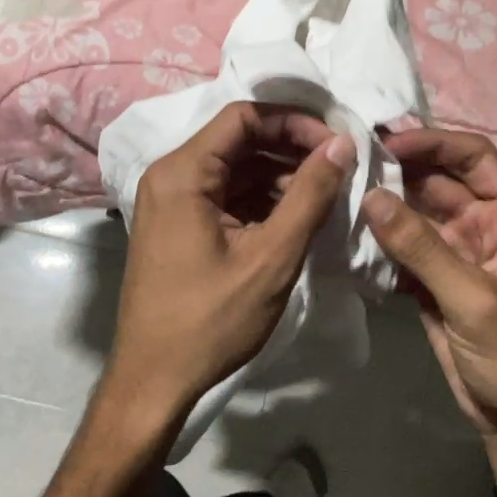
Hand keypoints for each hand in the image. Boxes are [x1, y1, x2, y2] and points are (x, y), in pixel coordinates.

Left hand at [103, 102, 355, 425]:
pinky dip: (262, 201)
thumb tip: (342, 144)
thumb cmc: (210, 320)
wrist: (154, 380)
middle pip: (238, 140)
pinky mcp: (179, 227)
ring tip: (328, 195)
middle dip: (291, 149)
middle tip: (340, 167)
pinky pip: (226, 196)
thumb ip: (309, 195)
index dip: (294, 121)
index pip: (243, 116)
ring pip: (235, 170)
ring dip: (280, 177)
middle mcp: (170, 176)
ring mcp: (171, 202)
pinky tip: (298, 217)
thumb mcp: (271, 258)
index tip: (337, 141)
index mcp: (182, 172)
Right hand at [360, 129, 496, 444]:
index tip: (385, 143)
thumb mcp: (476, 300)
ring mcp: (457, 255)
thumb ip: (422, 248)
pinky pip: (402, 249)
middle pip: (438, 182)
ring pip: (415, 214)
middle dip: (397, 170)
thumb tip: (370, 196)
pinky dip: (377, 242)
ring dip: (382, 205)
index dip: (432, 143)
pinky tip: (345, 234)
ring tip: (337, 193)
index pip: (475, 158)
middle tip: (345, 163)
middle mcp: (486, 227)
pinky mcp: (434, 283)